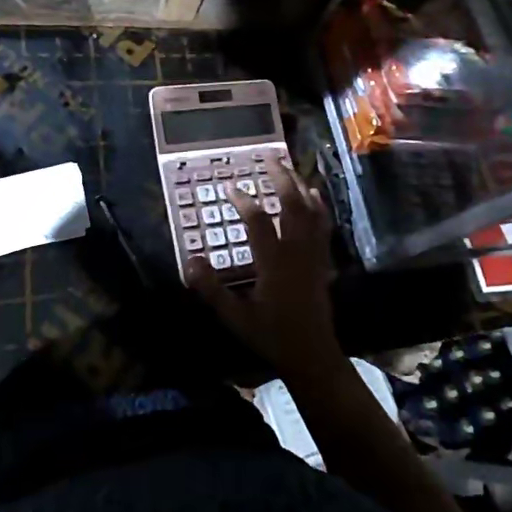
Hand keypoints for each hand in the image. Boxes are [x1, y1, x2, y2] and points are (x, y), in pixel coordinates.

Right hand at [187, 153, 340, 378]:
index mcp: (275, 264)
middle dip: (281, 179)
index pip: (259, 223)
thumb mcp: (235, 317)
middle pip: (293, 206)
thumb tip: (188, 261)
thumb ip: (211, 289)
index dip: (244, 202)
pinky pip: (323, 226)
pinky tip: (314, 195)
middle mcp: (297, 253)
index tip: (229, 186)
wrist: (312, 354)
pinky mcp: (323, 261)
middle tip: (269, 158)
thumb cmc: (271, 336)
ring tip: (289, 167)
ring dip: (300, 186)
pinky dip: (318, 205)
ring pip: (311, 212)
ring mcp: (314, 255)